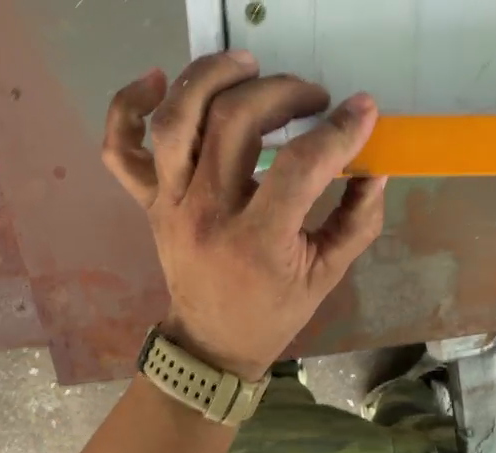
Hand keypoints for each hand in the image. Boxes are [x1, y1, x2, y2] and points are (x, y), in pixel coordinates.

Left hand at [101, 53, 387, 380]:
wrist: (212, 342)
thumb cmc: (273, 312)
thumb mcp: (326, 276)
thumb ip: (357, 222)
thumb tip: (375, 167)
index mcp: (257, 243)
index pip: (297, 167)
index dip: (336, 132)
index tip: (362, 112)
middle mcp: (207, 216)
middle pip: (234, 122)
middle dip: (281, 93)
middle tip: (310, 98)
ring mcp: (170, 206)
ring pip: (177, 120)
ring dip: (211, 77)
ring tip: (248, 65)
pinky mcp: (149, 202)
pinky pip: (120, 147)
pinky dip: (128, 105)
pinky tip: (159, 81)